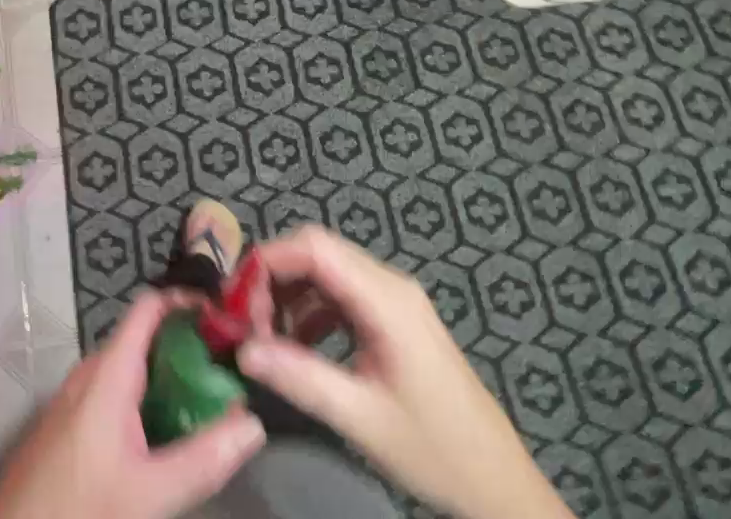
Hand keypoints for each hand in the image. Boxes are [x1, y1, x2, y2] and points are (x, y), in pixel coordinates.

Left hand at [0, 289, 266, 518]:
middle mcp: (92, 373)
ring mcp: (78, 396)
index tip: (228, 317)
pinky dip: (151, 396)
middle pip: (146, 337)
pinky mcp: (73, 421)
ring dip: (172, 374)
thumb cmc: (78, 505)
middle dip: (190, 344)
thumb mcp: (149, 492)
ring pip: (134, 367)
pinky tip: (174, 429)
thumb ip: (203, 459)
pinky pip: (119, 391)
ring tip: (215, 397)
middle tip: (234, 366)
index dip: (187, 301)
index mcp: (108, 373)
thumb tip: (254, 423)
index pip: (148, 308)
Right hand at [236, 227, 575, 518]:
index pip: (315, 248)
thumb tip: (242, 349)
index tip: (233, 299)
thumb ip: (300, 377)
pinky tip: (295, 347)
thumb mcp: (361, 418)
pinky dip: (308, 310)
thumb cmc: (434, 449)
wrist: (497, 482)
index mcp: (387, 300)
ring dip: (287, 295)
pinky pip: (339, 294)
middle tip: (242, 322)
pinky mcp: (393, 318)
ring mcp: (394, 300)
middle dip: (272, 278)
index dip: (268, 261)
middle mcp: (391, 286)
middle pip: (317, 252)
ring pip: (325, 272)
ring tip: (262, 338)